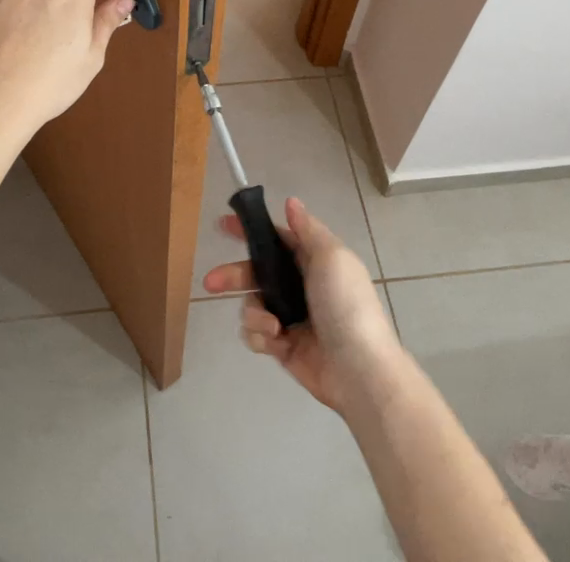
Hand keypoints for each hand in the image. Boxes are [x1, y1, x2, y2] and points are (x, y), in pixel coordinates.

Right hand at [203, 197, 402, 411]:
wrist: (358, 369)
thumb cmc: (346, 304)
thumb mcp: (332, 257)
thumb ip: (307, 229)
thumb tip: (291, 201)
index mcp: (314, 261)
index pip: (277, 239)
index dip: (251, 231)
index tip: (222, 225)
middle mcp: (300, 286)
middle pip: (256, 273)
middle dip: (233, 276)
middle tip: (211, 282)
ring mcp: (290, 317)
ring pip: (252, 305)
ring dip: (255, 313)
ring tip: (273, 327)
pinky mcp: (282, 346)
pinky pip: (256, 334)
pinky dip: (261, 336)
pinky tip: (275, 341)